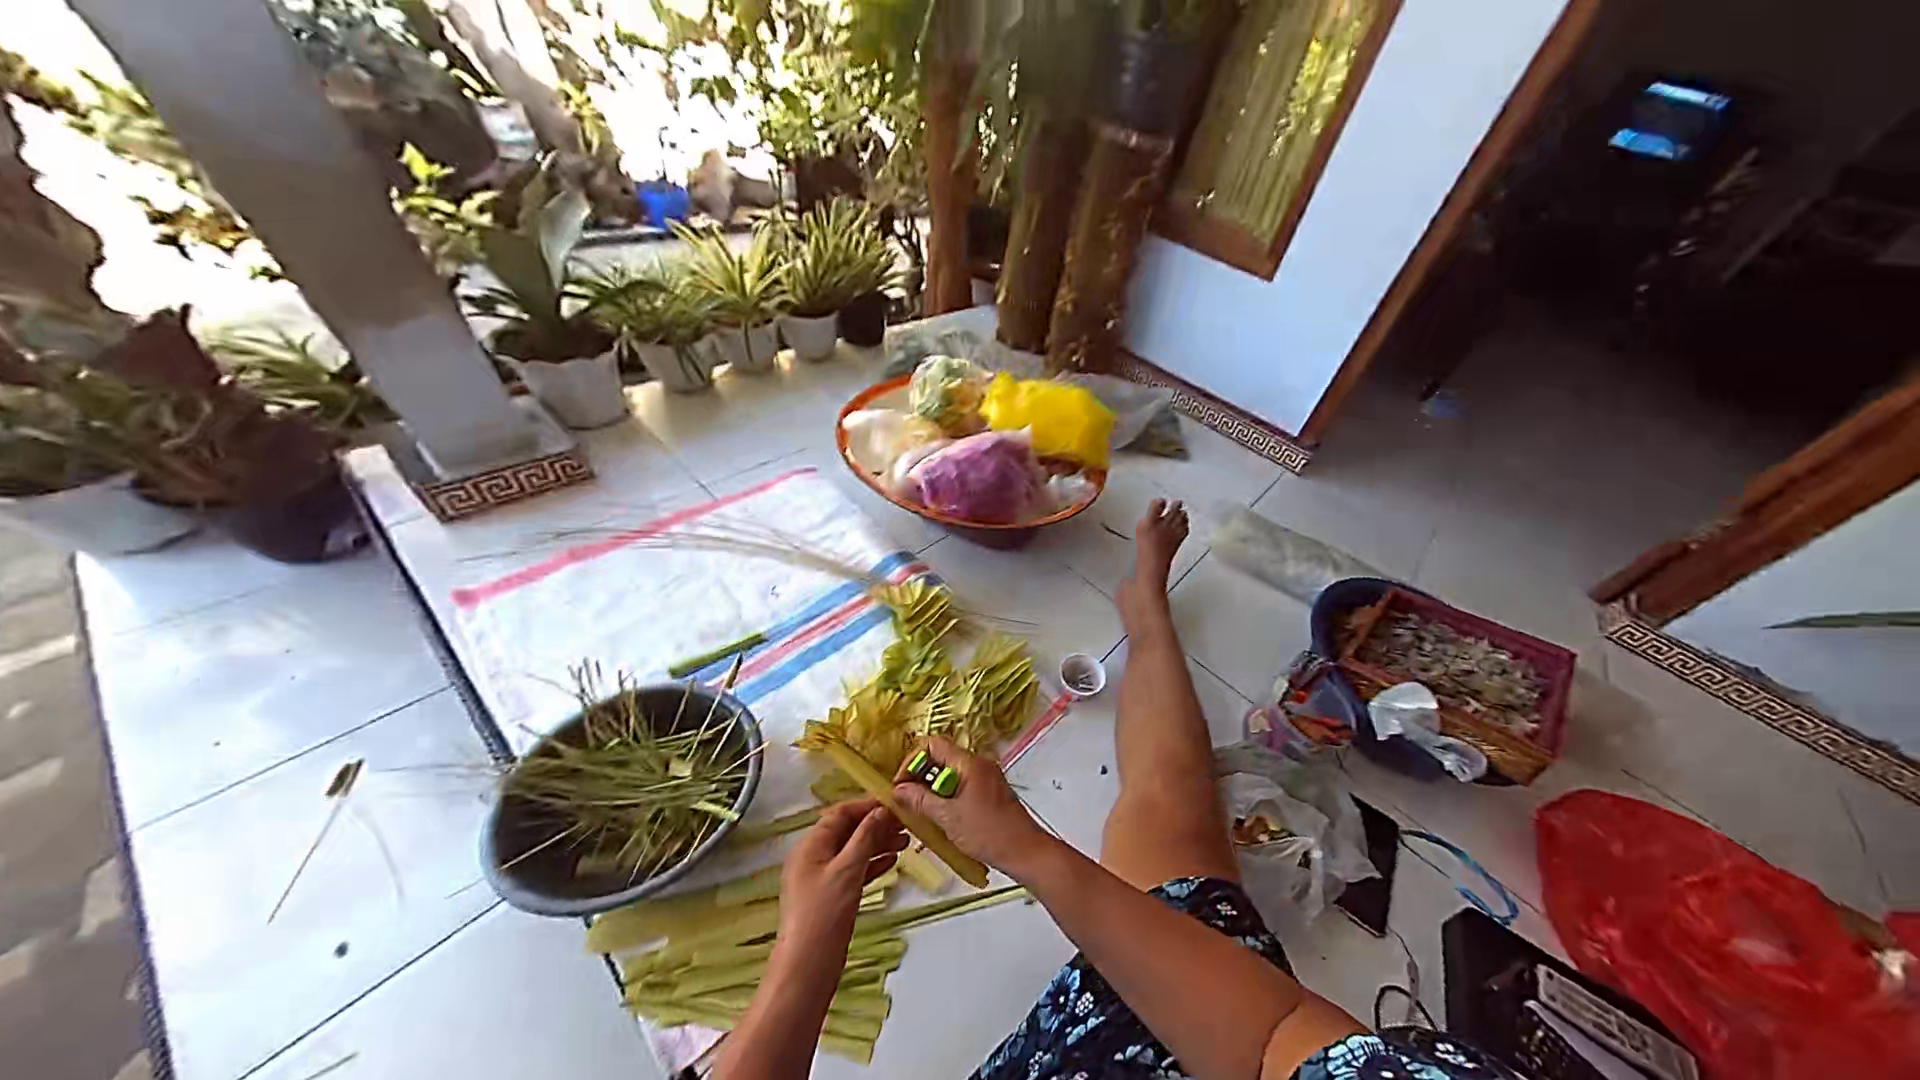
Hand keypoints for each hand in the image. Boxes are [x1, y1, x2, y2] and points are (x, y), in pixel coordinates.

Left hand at [778, 799, 906, 950]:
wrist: (807, 969)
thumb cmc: (824, 916)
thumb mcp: (847, 870)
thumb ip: (865, 837)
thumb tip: (881, 811)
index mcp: (810, 845)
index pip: (840, 813)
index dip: (867, 806)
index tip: (894, 805)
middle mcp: (813, 857)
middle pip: (848, 831)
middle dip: (876, 825)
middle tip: (905, 825)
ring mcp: (821, 878)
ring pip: (853, 851)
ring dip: (877, 844)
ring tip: (905, 842)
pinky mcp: (830, 897)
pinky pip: (853, 871)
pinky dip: (871, 864)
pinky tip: (891, 862)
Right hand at [892, 737, 1053, 875]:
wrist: (1026, 851)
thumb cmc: (989, 833)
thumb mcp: (948, 817)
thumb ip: (921, 800)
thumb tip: (899, 790)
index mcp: (968, 763)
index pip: (933, 744)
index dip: (912, 760)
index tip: (902, 784)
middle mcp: (978, 763)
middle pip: (941, 757)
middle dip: (921, 776)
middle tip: (909, 800)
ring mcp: (986, 777)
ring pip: (950, 772)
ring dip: (933, 789)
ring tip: (923, 812)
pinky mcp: (989, 791)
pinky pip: (961, 784)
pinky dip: (947, 796)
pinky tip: (942, 818)